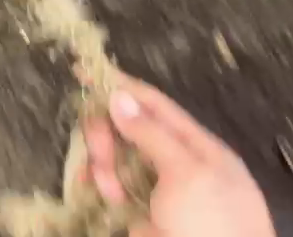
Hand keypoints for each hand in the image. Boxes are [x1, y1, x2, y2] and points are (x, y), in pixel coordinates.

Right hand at [81, 74, 277, 236]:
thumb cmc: (211, 230)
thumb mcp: (189, 177)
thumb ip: (151, 133)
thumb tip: (117, 96)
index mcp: (201, 150)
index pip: (154, 104)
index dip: (119, 85)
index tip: (81, 71)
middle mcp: (179, 162)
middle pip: (126, 125)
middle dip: (106, 136)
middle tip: (99, 155)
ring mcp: (158, 186)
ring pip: (114, 151)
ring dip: (103, 164)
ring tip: (110, 192)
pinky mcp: (140, 206)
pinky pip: (109, 178)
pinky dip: (98, 181)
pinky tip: (100, 194)